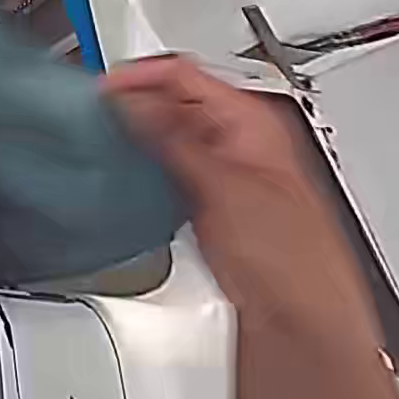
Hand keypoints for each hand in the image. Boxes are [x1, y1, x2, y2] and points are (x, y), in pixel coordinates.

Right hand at [103, 55, 358, 318]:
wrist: (300, 322)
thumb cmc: (292, 260)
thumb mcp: (222, 187)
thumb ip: (172, 139)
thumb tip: (133, 102)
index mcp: (250, 121)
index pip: (185, 75)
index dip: (142, 75)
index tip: (105, 87)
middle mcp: (235, 138)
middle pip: (174, 98)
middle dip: (136, 99)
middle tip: (99, 109)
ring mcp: (220, 165)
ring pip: (167, 128)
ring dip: (137, 128)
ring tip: (106, 133)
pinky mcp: (205, 193)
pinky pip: (166, 159)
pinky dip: (144, 156)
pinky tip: (126, 163)